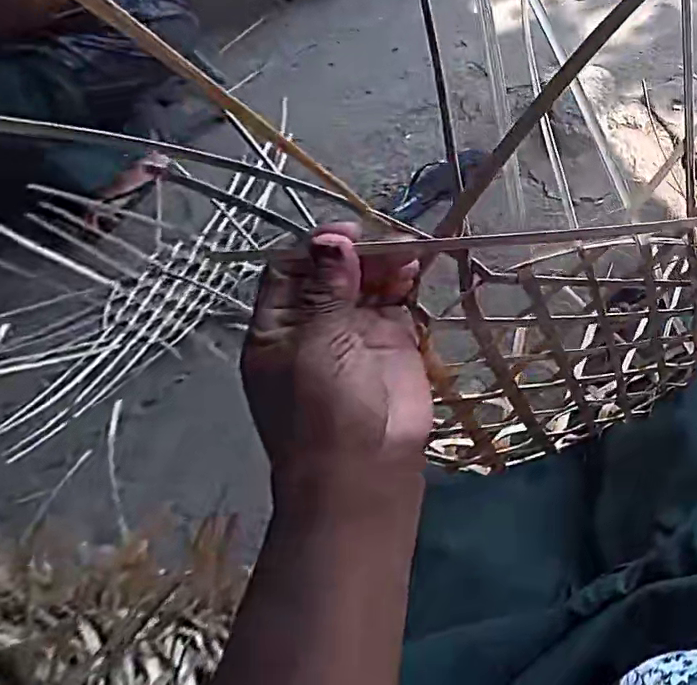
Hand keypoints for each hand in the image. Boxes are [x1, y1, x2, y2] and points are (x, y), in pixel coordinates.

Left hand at [244, 224, 431, 497]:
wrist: (365, 464)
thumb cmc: (324, 408)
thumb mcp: (317, 345)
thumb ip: (327, 291)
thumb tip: (332, 239)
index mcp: (279, 326)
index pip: (290, 270)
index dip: (318, 247)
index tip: (351, 233)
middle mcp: (316, 323)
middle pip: (335, 271)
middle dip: (361, 252)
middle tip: (392, 243)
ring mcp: (357, 330)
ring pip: (370, 281)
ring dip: (388, 262)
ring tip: (411, 252)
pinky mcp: (394, 338)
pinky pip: (398, 298)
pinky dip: (407, 280)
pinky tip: (418, 269)